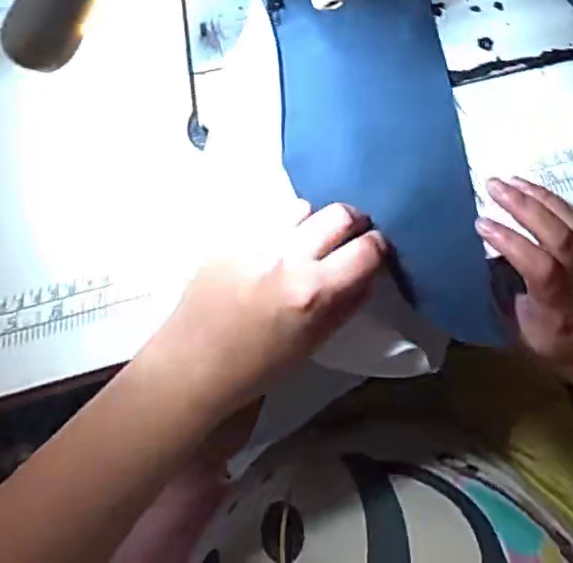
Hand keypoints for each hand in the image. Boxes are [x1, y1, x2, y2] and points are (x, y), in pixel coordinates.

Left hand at [134, 201, 386, 418]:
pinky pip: (268, 214)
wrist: (195, 361)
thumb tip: (369, 271)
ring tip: (306, 241)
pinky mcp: (231, 234)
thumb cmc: (259, 365)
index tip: (376, 250)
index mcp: (313, 291)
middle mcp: (287, 257)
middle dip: (353, 222)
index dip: (378, 247)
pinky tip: (274, 246)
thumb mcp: (315, 342)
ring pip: (303, 206)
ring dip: (313, 221)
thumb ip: (348, 302)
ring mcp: (256, 240)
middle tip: (350, 237)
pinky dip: (280, 225)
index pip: (367, 249)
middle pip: (338, 213)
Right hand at [476, 179, 572, 393]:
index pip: (538, 266)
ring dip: (547, 197)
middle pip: (560, 236)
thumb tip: (471, 263)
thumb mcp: (518, 330)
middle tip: (493, 185)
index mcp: (558, 302)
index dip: (509, 242)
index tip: (479, 222)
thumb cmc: (554, 344)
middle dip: (525, 206)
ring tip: (516, 180)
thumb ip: (499, 297)